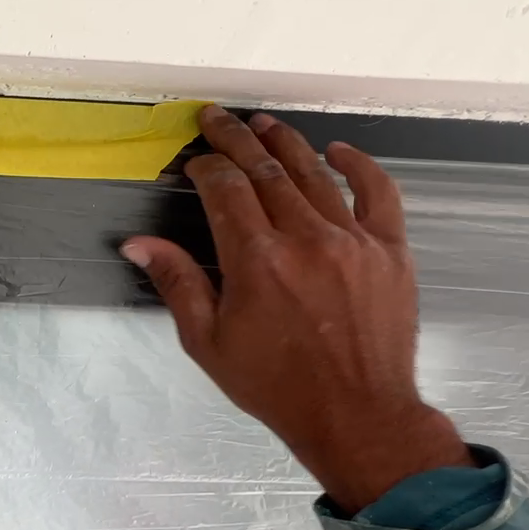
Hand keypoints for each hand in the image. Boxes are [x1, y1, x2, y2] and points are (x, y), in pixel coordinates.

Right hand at [122, 105, 469, 512]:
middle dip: (237, 140)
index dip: (207, 167)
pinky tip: (338, 150)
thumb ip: (177, 282)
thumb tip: (138, 243)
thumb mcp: (206, 340)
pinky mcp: (390, 249)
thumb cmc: (271, 383)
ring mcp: (353, 240)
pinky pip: (377, 192)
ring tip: (263, 123)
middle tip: (217, 117)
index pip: (226, 190)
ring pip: (315, 173)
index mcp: (256, 261)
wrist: (355, 412)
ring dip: (286, 143)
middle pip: (267, 170)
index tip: (193, 161)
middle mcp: (305, 239)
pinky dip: (358, 165)